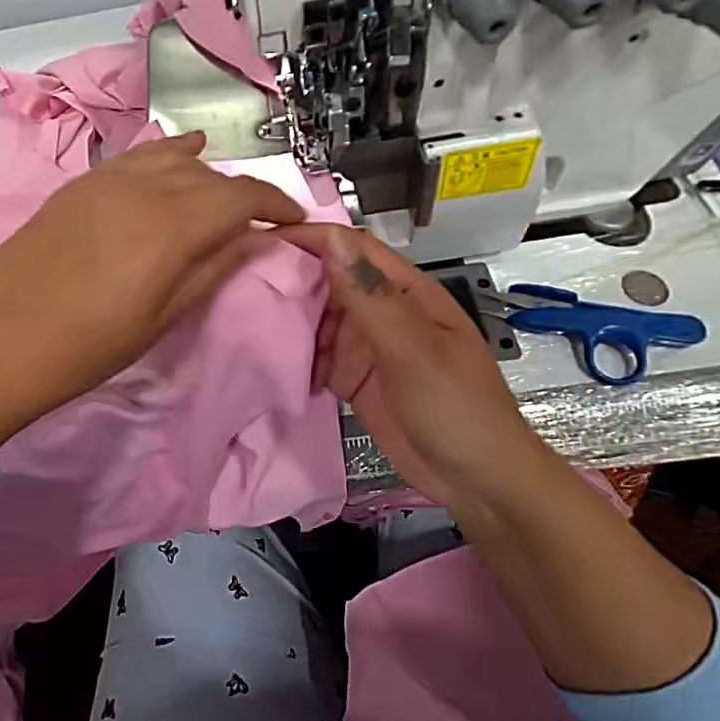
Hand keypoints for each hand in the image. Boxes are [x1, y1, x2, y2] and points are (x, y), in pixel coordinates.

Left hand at [0, 132, 306, 502]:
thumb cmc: (83, 348)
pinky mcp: (77, 186)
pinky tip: (176, 156)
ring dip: (205, 174)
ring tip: (220, 194)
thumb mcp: (161, 318)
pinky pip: (136, 157)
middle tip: (257, 224)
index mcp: (169, 224)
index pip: (241, 197)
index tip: (295, 221)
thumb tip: (255, 239)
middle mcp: (140, 187)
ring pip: (172, 158)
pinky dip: (165, 156)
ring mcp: (103, 180)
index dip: (276, 205)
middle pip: (209, 175)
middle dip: (242, 194)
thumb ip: (213, 269)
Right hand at [278, 224, 546, 508]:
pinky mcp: (358, 380)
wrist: (479, 481)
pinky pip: (322, 358)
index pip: (351, 249)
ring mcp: (371, 347)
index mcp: (405, 292)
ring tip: (250, 324)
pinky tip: (276, 363)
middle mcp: (384, 312)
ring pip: (322, 319)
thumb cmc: (455, 408)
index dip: (309, 239)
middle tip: (240, 284)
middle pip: (331, 281)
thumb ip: (370, 297)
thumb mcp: (413, 350)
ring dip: (293, 321)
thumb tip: (332, 241)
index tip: (260, 240)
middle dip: (292, 280)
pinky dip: (301, 358)